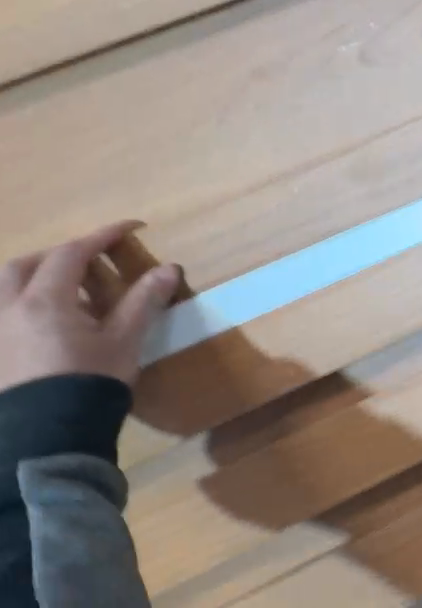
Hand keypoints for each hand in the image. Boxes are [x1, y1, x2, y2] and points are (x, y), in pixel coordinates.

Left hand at [0, 222, 181, 392]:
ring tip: (65, 287)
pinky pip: (3, 315)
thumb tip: (167, 268)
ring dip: (31, 279)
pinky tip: (48, 320)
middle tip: (90, 257)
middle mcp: (7, 312)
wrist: (43, 431)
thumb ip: (142, 300)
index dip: (101, 236)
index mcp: (43, 302)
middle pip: (20, 267)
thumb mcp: (125, 338)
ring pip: (2, 291)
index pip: (70, 254)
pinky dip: (22, 304)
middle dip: (56, 255)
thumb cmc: (88, 378)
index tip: (131, 227)